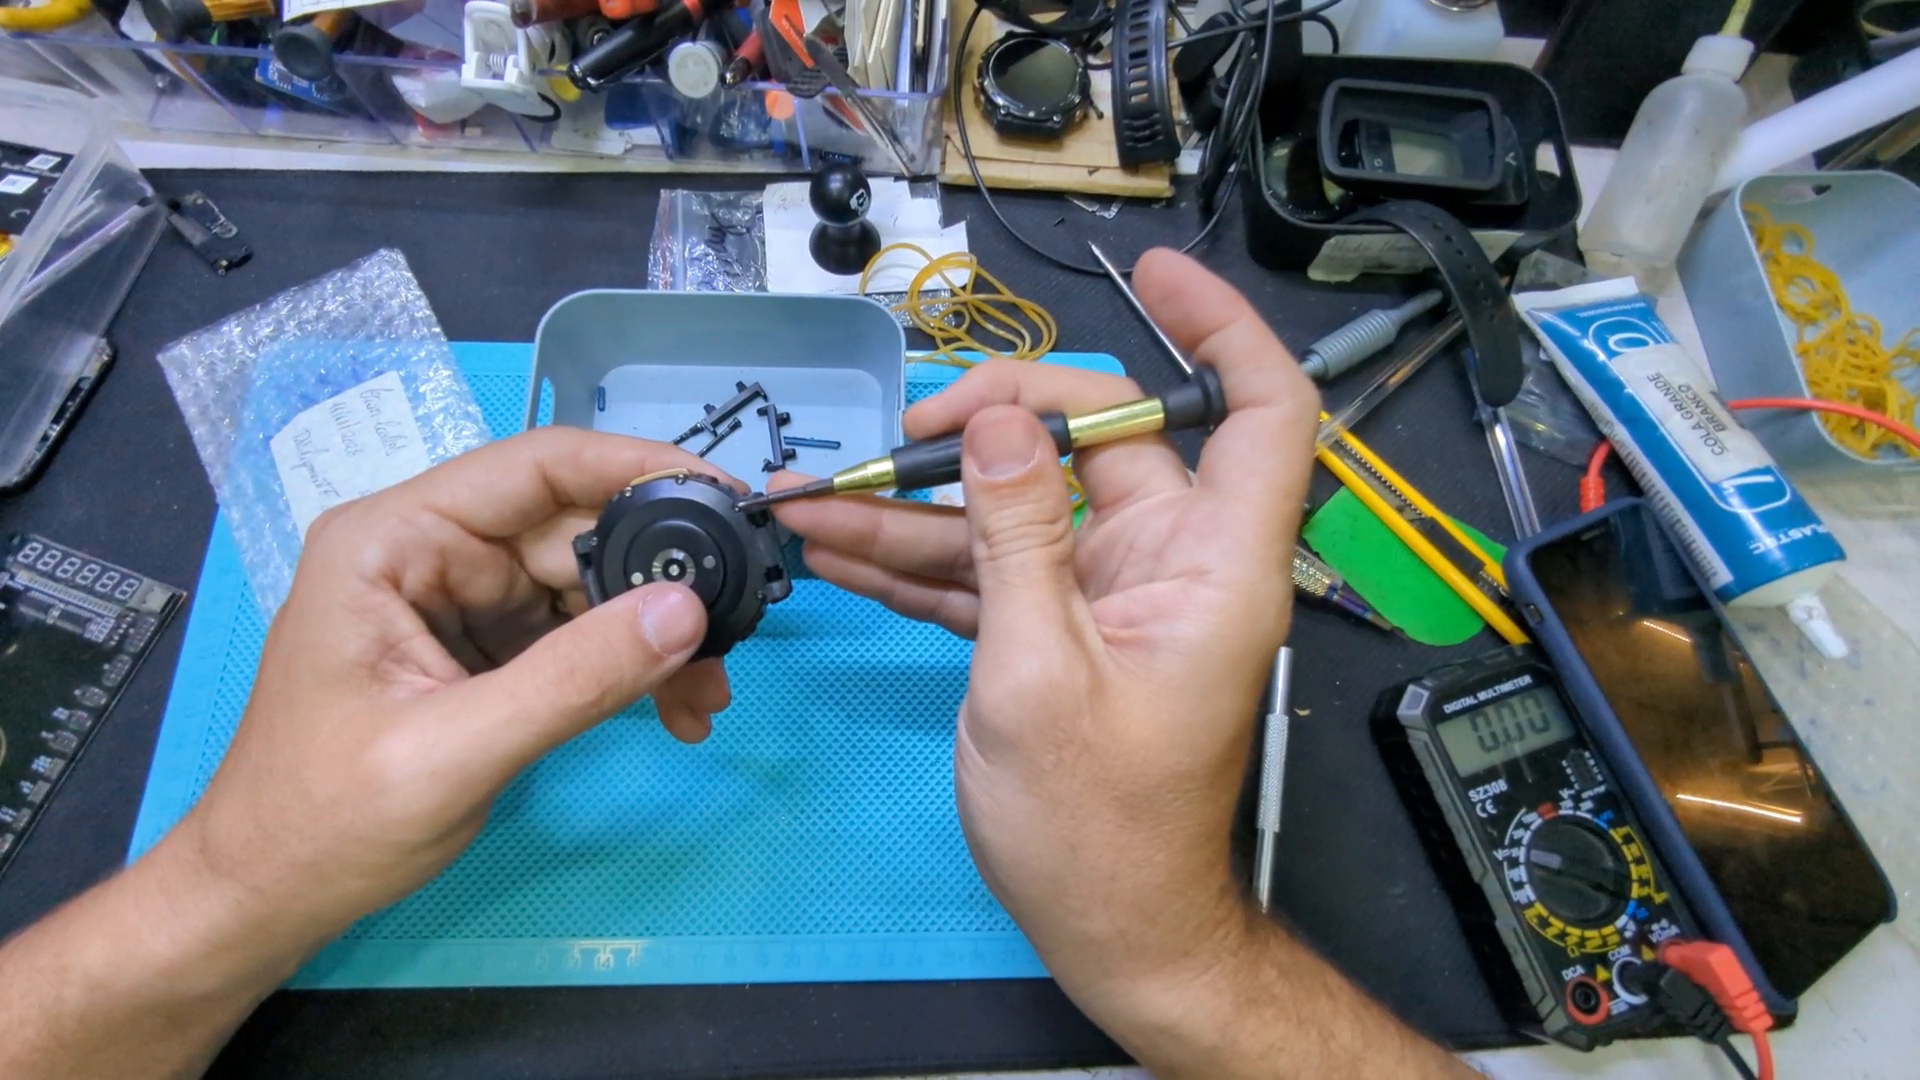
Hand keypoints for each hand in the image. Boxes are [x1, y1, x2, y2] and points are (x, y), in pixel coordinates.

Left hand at [170, 429, 732, 951]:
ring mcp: (485, 597)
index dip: (637, 467)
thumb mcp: (452, 752)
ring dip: (667, 636)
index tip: (724, 495)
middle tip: (733, 626)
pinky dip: (648, 666)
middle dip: (667, 582)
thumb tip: (688, 611)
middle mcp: (450, 552)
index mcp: (403, 539)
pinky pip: (602, 633)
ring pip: (608, 586)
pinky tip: (680, 707)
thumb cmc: (323, 823)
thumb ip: (574, 679)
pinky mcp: (513, 641)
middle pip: (590, 532)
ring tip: (708, 691)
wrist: (278, 896)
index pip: (539, 467)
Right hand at [773, 249, 1316, 1041]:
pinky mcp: (1052, 625)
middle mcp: (1164, 559)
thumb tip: (1000, 423)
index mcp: (1209, 563)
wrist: (1106, 926)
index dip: (1218, 329)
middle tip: (900, 438)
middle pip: (1091, 443)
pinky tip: (841, 548)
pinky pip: (987, 569)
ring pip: (1016, 510)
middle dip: (990, 427)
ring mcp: (1101, 589)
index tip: (1154, 276)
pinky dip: (918, 561)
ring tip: (821, 499)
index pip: (1255, 410)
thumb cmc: (1096, 826)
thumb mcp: (1039, 674)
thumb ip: (1019, 537)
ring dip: (919, 505)